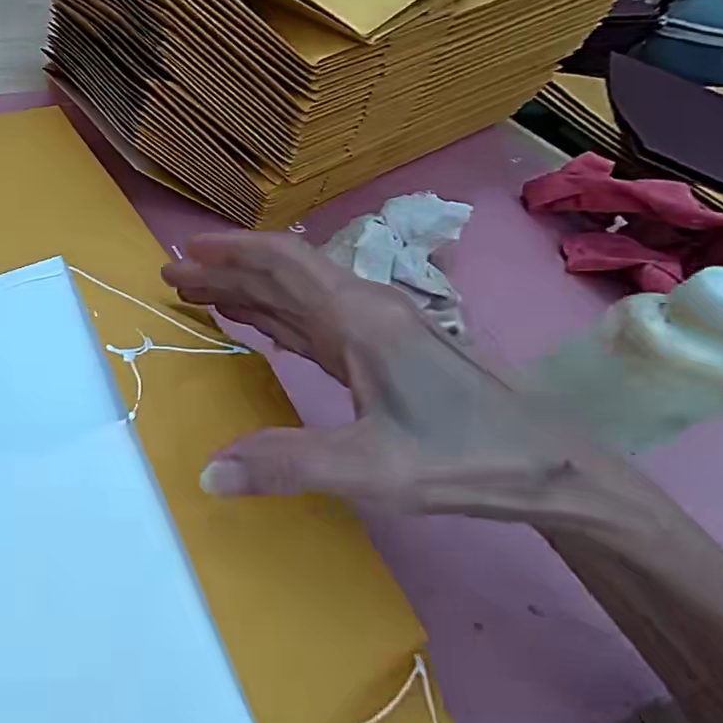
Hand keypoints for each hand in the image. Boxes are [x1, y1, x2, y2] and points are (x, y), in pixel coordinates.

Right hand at [163, 232, 667, 533]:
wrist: (552, 469)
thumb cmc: (465, 457)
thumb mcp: (373, 469)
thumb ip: (287, 464)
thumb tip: (207, 471)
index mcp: (357, 317)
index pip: (282, 261)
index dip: (231, 250)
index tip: (186, 252)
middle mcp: (361, 308)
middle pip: (280, 274)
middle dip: (224, 270)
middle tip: (171, 278)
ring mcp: (371, 329)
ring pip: (293, 295)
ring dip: (244, 290)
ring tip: (196, 294)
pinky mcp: (376, 350)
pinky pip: (309, 320)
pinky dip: (270, 314)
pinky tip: (251, 320)